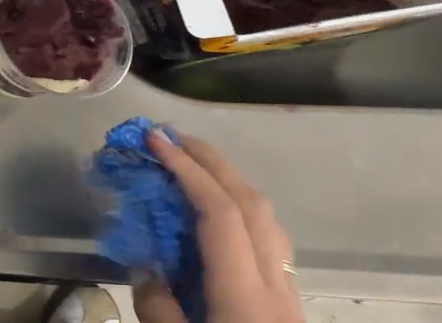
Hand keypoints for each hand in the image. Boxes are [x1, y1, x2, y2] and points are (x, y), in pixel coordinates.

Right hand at [133, 130, 303, 322]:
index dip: (186, 169)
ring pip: (270, 222)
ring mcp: (291, 301)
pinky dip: (239, 211)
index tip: (152, 140)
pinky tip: (211, 213)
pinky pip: (269, 244)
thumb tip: (150, 268)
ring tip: (189, 163)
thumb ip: (158, 304)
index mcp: (246, 300)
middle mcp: (278, 292)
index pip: (221, 214)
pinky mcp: (291, 311)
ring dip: (228, 182)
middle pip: (254, 206)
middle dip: (211, 162)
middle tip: (169, 136)